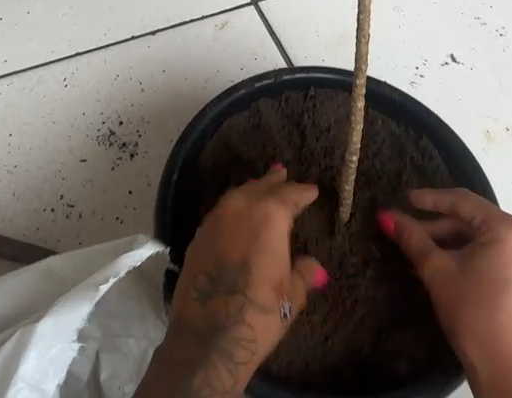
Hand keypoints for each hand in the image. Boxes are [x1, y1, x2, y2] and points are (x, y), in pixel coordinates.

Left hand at [137, 165, 327, 397]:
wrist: (206, 338)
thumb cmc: (258, 314)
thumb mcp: (292, 296)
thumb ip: (304, 273)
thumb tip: (313, 266)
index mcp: (269, 214)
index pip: (290, 194)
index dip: (303, 192)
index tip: (312, 191)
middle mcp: (240, 207)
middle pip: (260, 187)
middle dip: (274, 182)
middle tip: (283, 173)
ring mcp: (214, 220)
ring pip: (237, 196)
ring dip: (251, 191)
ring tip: (260, 188)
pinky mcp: (197, 237)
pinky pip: (221, 212)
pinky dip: (233, 209)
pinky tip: (237, 217)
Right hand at [381, 189, 511, 397]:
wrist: (510, 374)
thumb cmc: (474, 316)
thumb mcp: (438, 272)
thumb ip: (412, 238)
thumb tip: (387, 215)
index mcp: (507, 228)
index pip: (462, 201)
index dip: (429, 199)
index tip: (404, 199)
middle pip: (473, 220)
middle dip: (438, 226)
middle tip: (407, 232)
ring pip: (483, 238)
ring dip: (451, 242)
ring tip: (420, 251)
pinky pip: (495, 253)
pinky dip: (469, 255)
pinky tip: (444, 265)